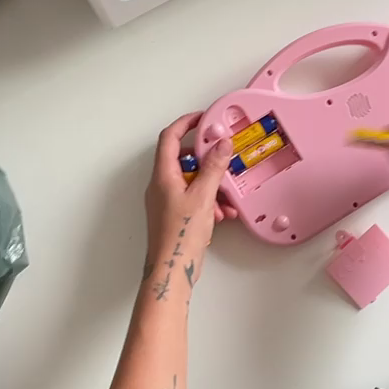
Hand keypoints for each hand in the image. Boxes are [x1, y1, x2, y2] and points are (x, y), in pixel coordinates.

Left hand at [142, 113, 233, 299]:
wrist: (171, 269)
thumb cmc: (180, 235)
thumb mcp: (203, 196)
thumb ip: (213, 168)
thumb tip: (221, 144)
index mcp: (162, 176)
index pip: (169, 138)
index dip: (185, 124)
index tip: (203, 119)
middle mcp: (161, 186)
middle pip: (182, 159)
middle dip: (206, 159)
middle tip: (223, 157)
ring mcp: (167, 201)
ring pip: (191, 181)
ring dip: (212, 184)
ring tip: (227, 195)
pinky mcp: (175, 216)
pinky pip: (193, 199)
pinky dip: (209, 201)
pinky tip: (223, 213)